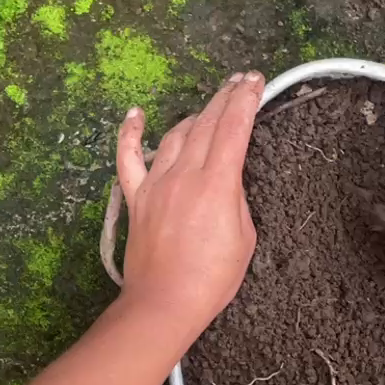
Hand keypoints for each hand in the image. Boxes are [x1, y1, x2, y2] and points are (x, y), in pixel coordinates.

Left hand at [113, 71, 261, 341]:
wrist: (164, 302)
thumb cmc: (212, 278)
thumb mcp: (244, 237)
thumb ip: (235, 199)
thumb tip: (225, 181)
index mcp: (216, 183)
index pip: (233, 128)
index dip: (246, 100)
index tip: (255, 81)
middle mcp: (184, 173)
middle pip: (206, 123)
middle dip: (226, 98)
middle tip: (240, 82)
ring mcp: (156, 183)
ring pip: (175, 134)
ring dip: (195, 114)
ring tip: (211, 104)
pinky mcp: (137, 197)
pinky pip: (129, 158)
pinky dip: (131, 133)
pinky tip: (135, 114)